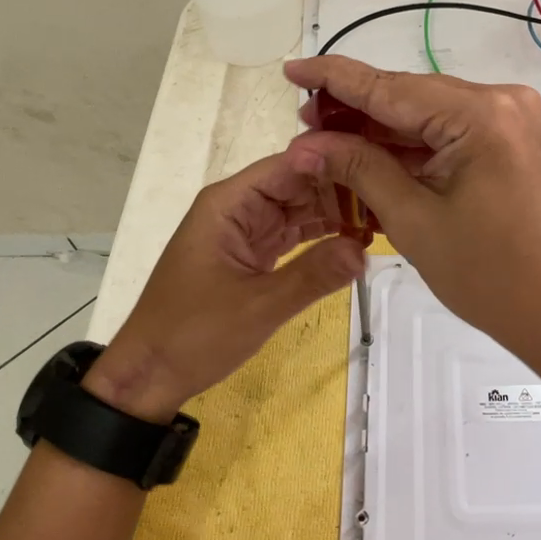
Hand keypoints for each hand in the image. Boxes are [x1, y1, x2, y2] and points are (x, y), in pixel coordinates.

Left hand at [83, 149, 365, 421]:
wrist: (149, 375)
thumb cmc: (193, 335)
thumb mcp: (259, 306)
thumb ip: (313, 275)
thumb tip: (366, 250)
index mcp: (229, 204)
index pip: (289, 166)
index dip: (333, 164)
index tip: (379, 170)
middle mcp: (236, 208)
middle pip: (297, 184)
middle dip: (340, 190)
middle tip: (391, 199)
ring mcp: (243, 232)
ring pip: (298, 210)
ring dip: (334, 215)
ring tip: (383, 218)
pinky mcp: (249, 256)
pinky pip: (291, 235)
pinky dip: (319, 238)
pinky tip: (354, 241)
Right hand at [284, 55, 540, 352]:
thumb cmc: (483, 273)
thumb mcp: (410, 218)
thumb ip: (358, 168)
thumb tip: (304, 145)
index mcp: (481, 115)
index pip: (391, 88)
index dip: (335, 79)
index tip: (292, 69)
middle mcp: (501, 100)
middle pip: (410, 96)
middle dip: (355, 108)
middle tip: (303, 120)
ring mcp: (509, 116)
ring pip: (427, 111)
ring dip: (380, 126)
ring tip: (326, 136)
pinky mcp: (509, 136)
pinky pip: (448, 129)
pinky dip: (410, 142)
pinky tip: (368, 148)